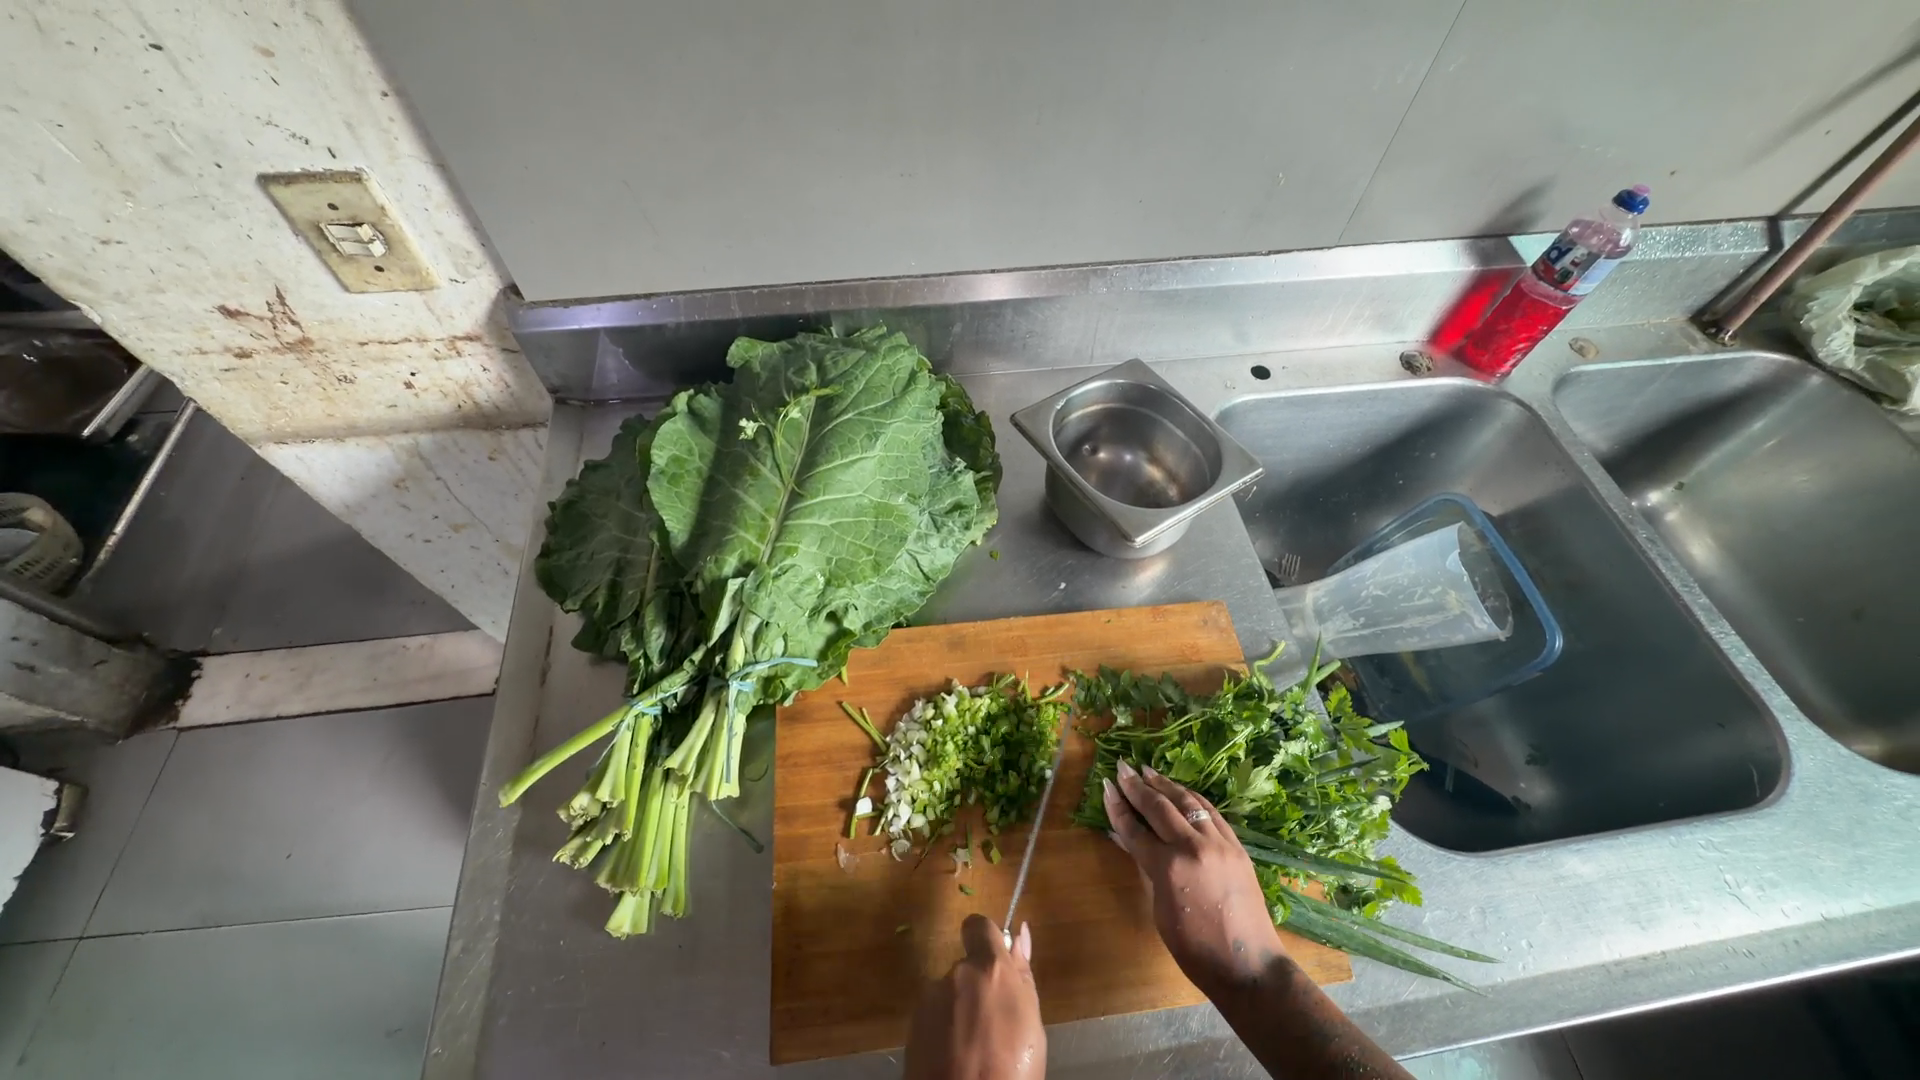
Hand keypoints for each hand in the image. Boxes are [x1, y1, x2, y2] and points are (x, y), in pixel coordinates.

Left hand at [904, 914, 1045, 1079]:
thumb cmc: (1013, 1069)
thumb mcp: (1031, 1020)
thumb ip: (1022, 973)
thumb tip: (1020, 932)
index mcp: (988, 967)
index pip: (979, 926)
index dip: (987, 939)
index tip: (996, 963)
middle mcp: (955, 974)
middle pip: (967, 968)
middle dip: (978, 988)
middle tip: (995, 1025)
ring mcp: (929, 1000)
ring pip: (949, 995)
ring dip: (960, 1012)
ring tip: (976, 1049)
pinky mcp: (912, 1027)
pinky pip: (934, 1018)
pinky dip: (944, 1032)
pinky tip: (956, 1059)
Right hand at [1103, 760, 1288, 995]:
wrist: (1248, 966)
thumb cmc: (1195, 948)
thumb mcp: (1160, 910)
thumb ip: (1145, 868)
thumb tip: (1125, 839)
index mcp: (1167, 868)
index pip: (1134, 828)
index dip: (1116, 806)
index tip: (1105, 785)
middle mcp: (1192, 847)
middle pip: (1159, 807)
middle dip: (1137, 785)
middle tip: (1122, 767)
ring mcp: (1218, 844)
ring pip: (1188, 802)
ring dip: (1165, 784)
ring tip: (1148, 771)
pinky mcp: (1237, 846)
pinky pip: (1211, 812)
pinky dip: (1193, 798)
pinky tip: (1182, 791)